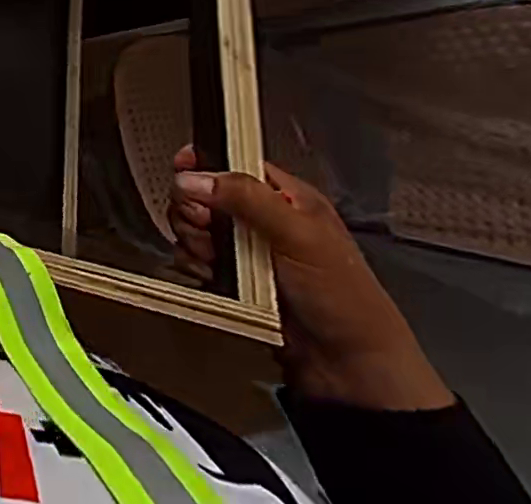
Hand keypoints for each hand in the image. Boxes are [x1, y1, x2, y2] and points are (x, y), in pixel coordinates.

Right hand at [170, 145, 454, 410]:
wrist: (348, 369)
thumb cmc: (343, 298)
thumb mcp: (300, 237)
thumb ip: (247, 199)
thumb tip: (193, 177)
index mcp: (283, 196)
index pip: (232, 161)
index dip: (203, 162)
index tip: (182, 169)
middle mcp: (258, 217)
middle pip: (201, 192)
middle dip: (194, 208)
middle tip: (205, 226)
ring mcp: (242, 247)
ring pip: (192, 224)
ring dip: (193, 239)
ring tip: (214, 258)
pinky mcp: (229, 275)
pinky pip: (192, 256)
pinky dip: (193, 263)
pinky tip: (210, 274)